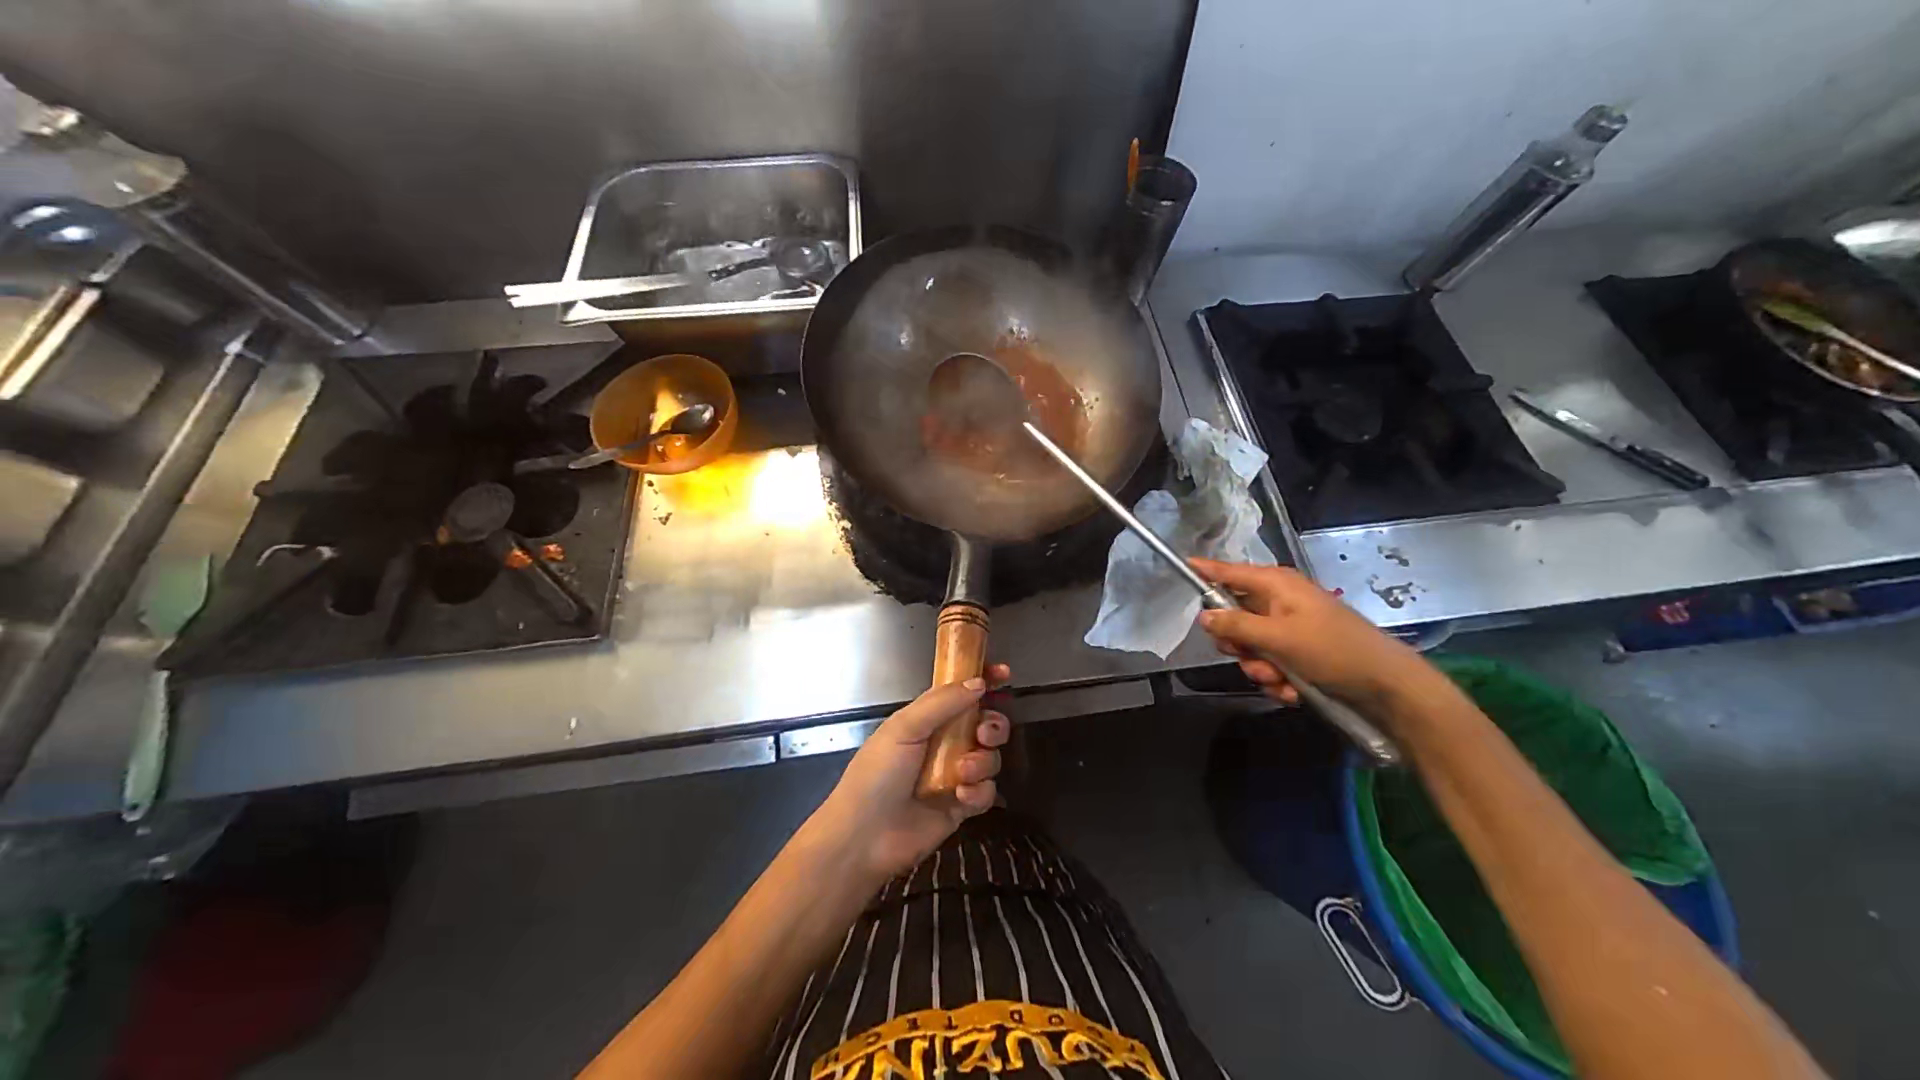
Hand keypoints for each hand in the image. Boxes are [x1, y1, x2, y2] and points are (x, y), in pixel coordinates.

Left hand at [802, 664, 1012, 886]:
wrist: (864, 837)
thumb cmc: (876, 775)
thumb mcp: (904, 729)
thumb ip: (942, 703)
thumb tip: (979, 683)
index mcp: (925, 719)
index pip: (959, 692)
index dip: (983, 680)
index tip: (1003, 673)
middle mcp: (943, 744)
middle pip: (985, 724)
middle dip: (992, 725)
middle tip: (983, 734)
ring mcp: (954, 775)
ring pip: (990, 758)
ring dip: (982, 762)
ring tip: (962, 773)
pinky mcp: (962, 806)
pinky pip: (987, 791)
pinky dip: (979, 792)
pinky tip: (960, 797)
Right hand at [1190, 559, 1443, 711]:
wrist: (1386, 685)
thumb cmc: (1332, 650)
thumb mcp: (1279, 637)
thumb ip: (1237, 625)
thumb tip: (1204, 615)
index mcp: (1276, 585)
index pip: (1229, 572)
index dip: (1205, 571)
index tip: (1181, 566)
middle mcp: (1279, 602)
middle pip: (1233, 617)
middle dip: (1239, 645)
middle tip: (1251, 657)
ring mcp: (1289, 628)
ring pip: (1250, 647)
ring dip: (1260, 668)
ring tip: (1281, 681)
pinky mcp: (1299, 652)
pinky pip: (1270, 663)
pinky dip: (1277, 680)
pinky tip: (1293, 691)